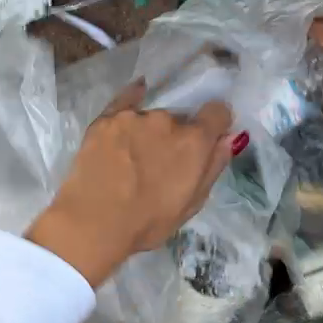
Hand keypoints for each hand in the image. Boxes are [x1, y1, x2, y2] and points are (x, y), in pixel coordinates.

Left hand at [26, 81, 239, 286]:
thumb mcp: (191, 204)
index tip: (209, 137)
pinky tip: (134, 99)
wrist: (92, 223)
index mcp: (194, 141)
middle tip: (161, 162)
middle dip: (177, 136)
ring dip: (150, 130)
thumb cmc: (147, 222)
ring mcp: (134, 116)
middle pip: (180, 119)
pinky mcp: (106, 118)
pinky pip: (126, 100)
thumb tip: (229, 138)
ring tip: (133, 156)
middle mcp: (167, 119)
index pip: (217, 111)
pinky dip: (132, 100)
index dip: (216, 123)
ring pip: (152, 116)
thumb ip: (213, 166)